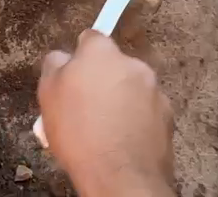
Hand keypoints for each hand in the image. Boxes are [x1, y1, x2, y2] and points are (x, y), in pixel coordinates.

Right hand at [37, 30, 176, 196]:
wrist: (120, 179)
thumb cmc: (78, 131)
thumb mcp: (48, 92)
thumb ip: (55, 64)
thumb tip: (65, 59)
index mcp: (101, 51)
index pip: (91, 38)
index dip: (80, 57)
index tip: (74, 78)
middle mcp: (132, 64)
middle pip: (114, 65)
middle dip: (103, 79)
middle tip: (88, 107)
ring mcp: (155, 92)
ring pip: (133, 89)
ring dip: (123, 100)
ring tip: (108, 130)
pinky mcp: (170, 120)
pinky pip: (148, 112)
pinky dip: (139, 121)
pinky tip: (125, 141)